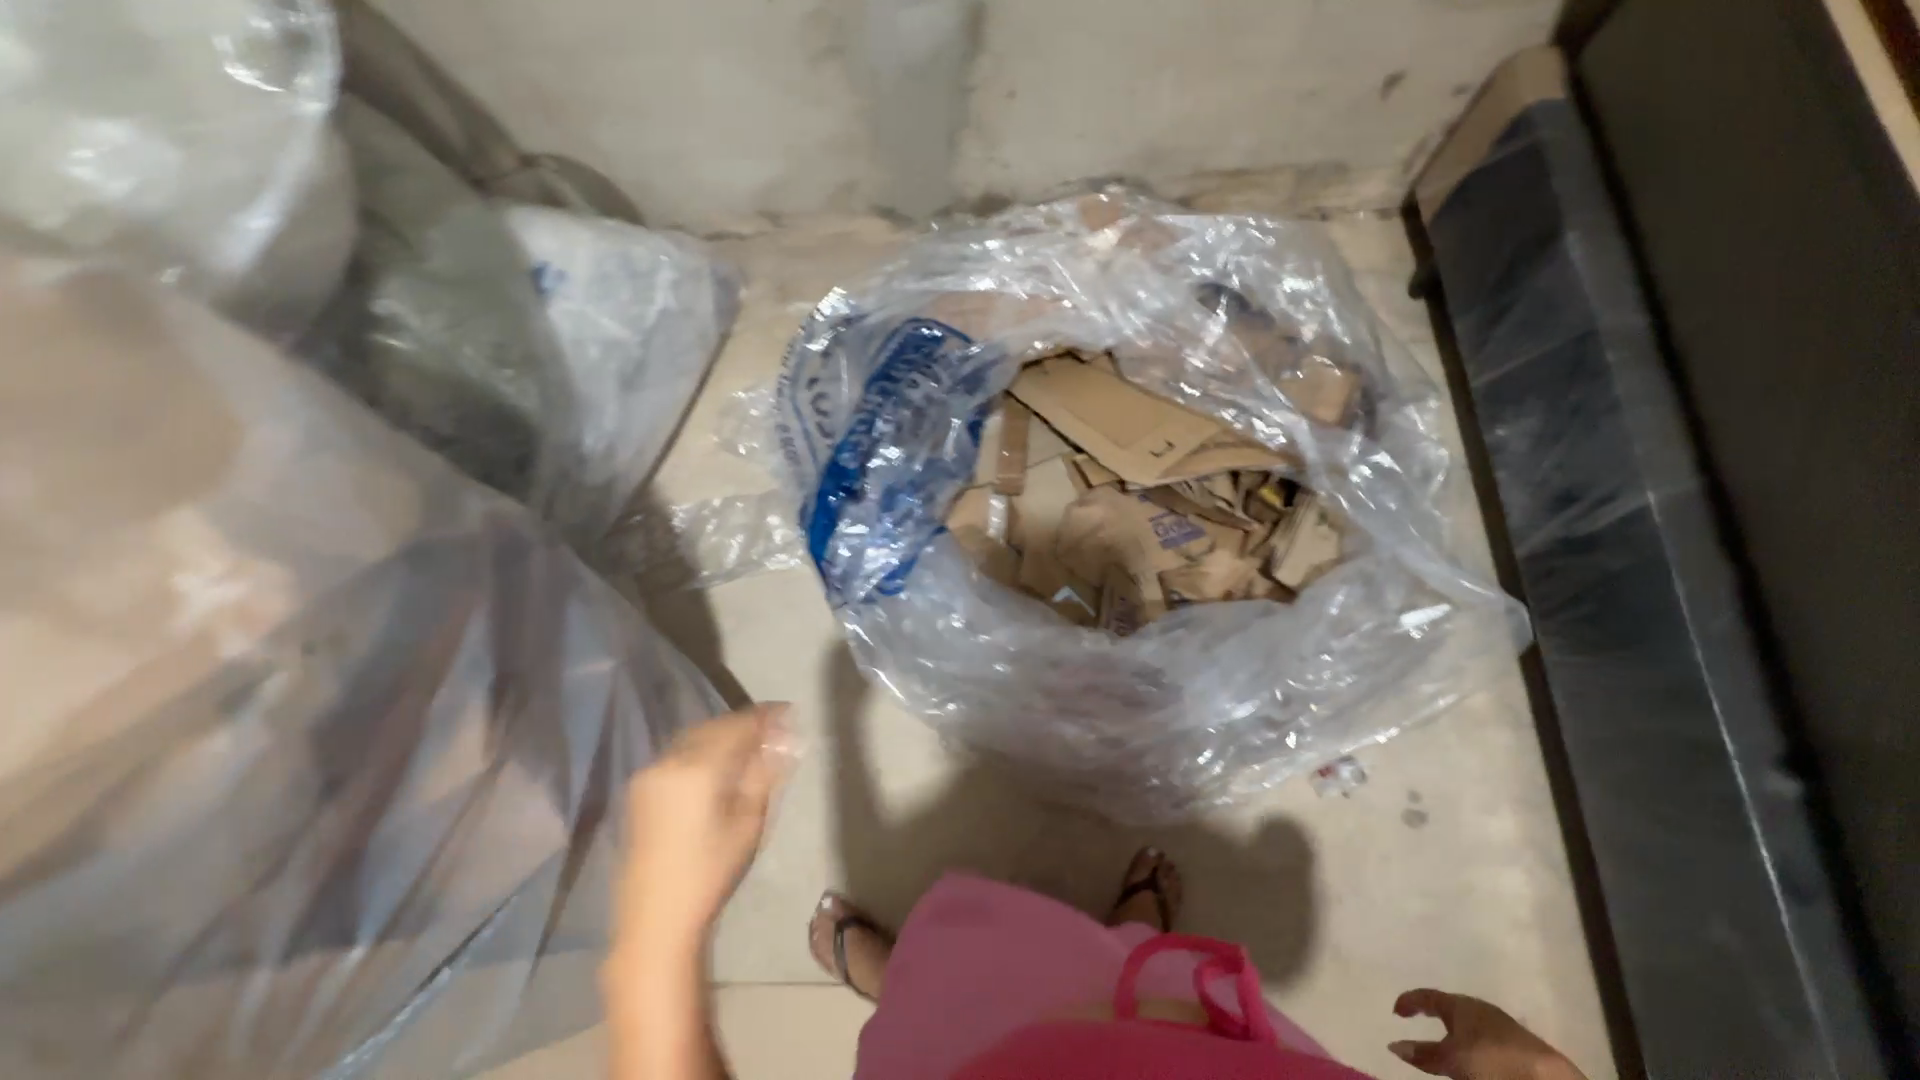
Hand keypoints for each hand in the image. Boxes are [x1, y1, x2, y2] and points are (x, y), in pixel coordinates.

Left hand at [613, 704, 794, 958]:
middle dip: (742, 724)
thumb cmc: (712, 871)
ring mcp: (649, 773)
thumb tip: (786, 736)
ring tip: (748, 745)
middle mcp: (669, 760)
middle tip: (772, 729)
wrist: (655, 916)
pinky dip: (701, 750)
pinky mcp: (639, 789)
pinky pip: (677, 754)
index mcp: (699, 767)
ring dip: (721, 735)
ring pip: (693, 738)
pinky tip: (717, 764)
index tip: (789, 711)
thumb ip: (765, 771)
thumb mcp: (749, 821)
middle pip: (713, 727)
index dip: (765, 716)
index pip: (738, 725)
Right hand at [1389, 989, 1585, 1079]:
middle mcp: (1481, 1010)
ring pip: (1471, 1026)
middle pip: (1451, 1009)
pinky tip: (1476, 1061)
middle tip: (1420, 1025)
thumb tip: (1394, 1045)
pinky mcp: (1520, 1047)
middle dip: (1435, 1016)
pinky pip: (1487, 1040)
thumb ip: (1424, 1054)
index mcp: (1461, 1005)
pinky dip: (1473, 1047)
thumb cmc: (1492, 1062)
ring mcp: (1503, 1027)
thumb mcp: (1452, 1061)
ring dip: (1456, 1035)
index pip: (1428, 996)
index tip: (1397, 1011)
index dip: (1410, 1001)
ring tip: (1447, 1049)